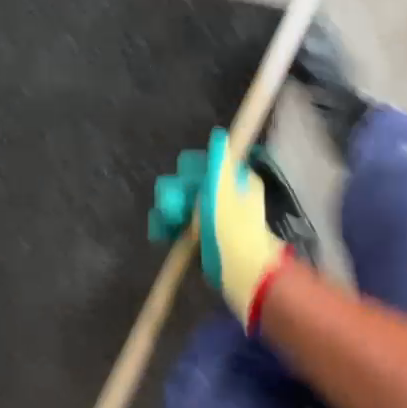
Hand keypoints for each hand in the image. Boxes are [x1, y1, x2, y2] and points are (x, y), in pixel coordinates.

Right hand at [150, 128, 291, 331]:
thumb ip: (220, 162)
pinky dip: (172, 229)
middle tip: (169, 206)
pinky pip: (186, 229)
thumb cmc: (233, 227)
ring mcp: (219, 221)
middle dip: (178, 194)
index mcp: (237, 182)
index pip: (208, 167)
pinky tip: (161, 233)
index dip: (191, 172)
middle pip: (195, 187)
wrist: (245, 272)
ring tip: (162, 222)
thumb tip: (220, 134)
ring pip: (187, 208)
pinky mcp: (208, 242)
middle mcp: (229, 199)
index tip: (182, 180)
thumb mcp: (223, 189)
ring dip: (171, 212)